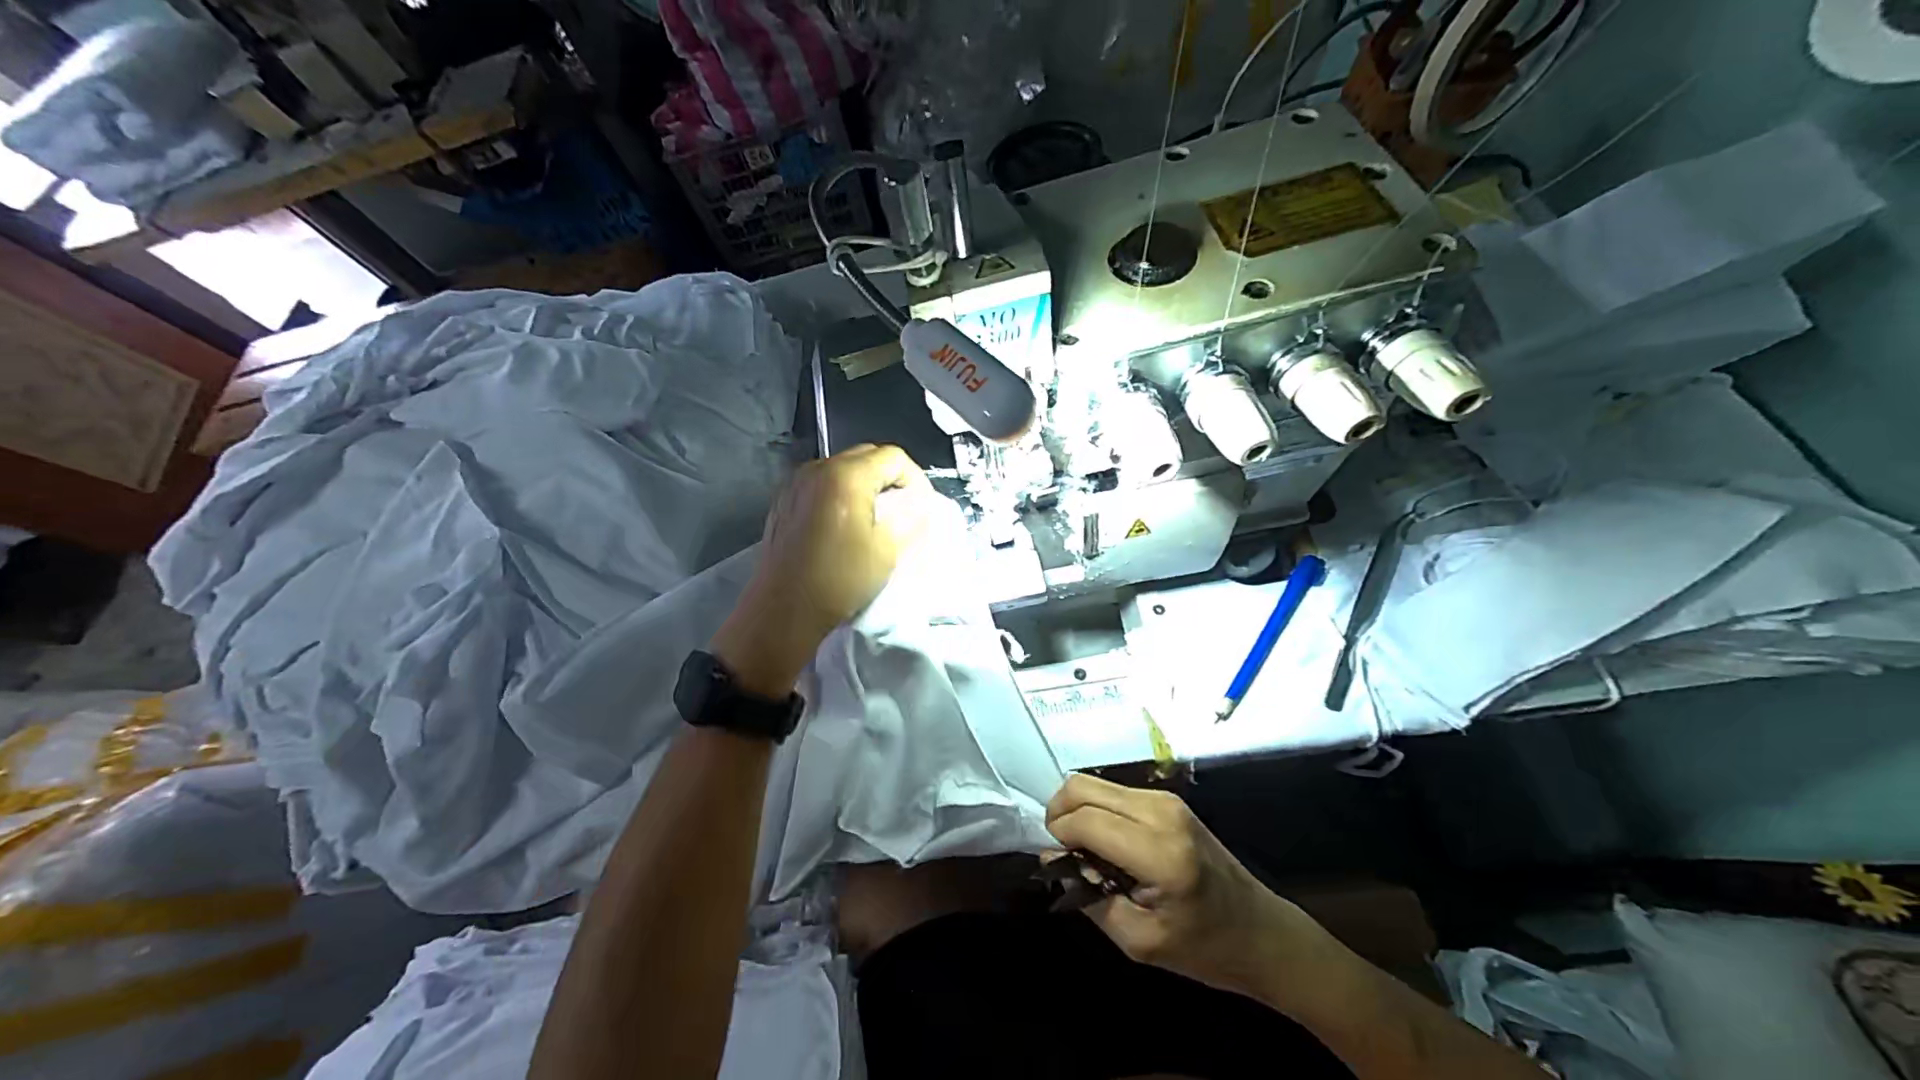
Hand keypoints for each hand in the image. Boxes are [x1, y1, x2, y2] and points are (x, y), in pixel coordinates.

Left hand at [711, 444, 929, 694]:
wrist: (783, 611)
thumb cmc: (840, 581)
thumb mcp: (887, 552)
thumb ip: (910, 519)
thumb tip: (919, 505)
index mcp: (846, 477)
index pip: (893, 457)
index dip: (915, 478)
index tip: (921, 506)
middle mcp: (818, 469)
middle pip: (866, 455)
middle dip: (890, 477)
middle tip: (903, 509)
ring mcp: (796, 483)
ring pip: (842, 468)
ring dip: (865, 484)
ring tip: (875, 516)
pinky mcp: (783, 500)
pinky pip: (821, 483)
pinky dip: (840, 493)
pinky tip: (844, 523)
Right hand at [1045, 773, 1313, 998]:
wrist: (1264, 934)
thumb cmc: (1206, 949)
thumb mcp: (1139, 941)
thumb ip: (1089, 897)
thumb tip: (1055, 859)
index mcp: (1159, 852)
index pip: (1084, 819)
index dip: (1057, 837)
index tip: (1058, 865)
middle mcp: (1161, 811)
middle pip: (1082, 786)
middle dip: (1059, 815)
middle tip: (1064, 854)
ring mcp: (1166, 799)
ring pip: (1094, 783)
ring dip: (1078, 812)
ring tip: (1088, 854)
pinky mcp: (1169, 798)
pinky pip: (1114, 791)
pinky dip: (1097, 810)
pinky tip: (1109, 845)